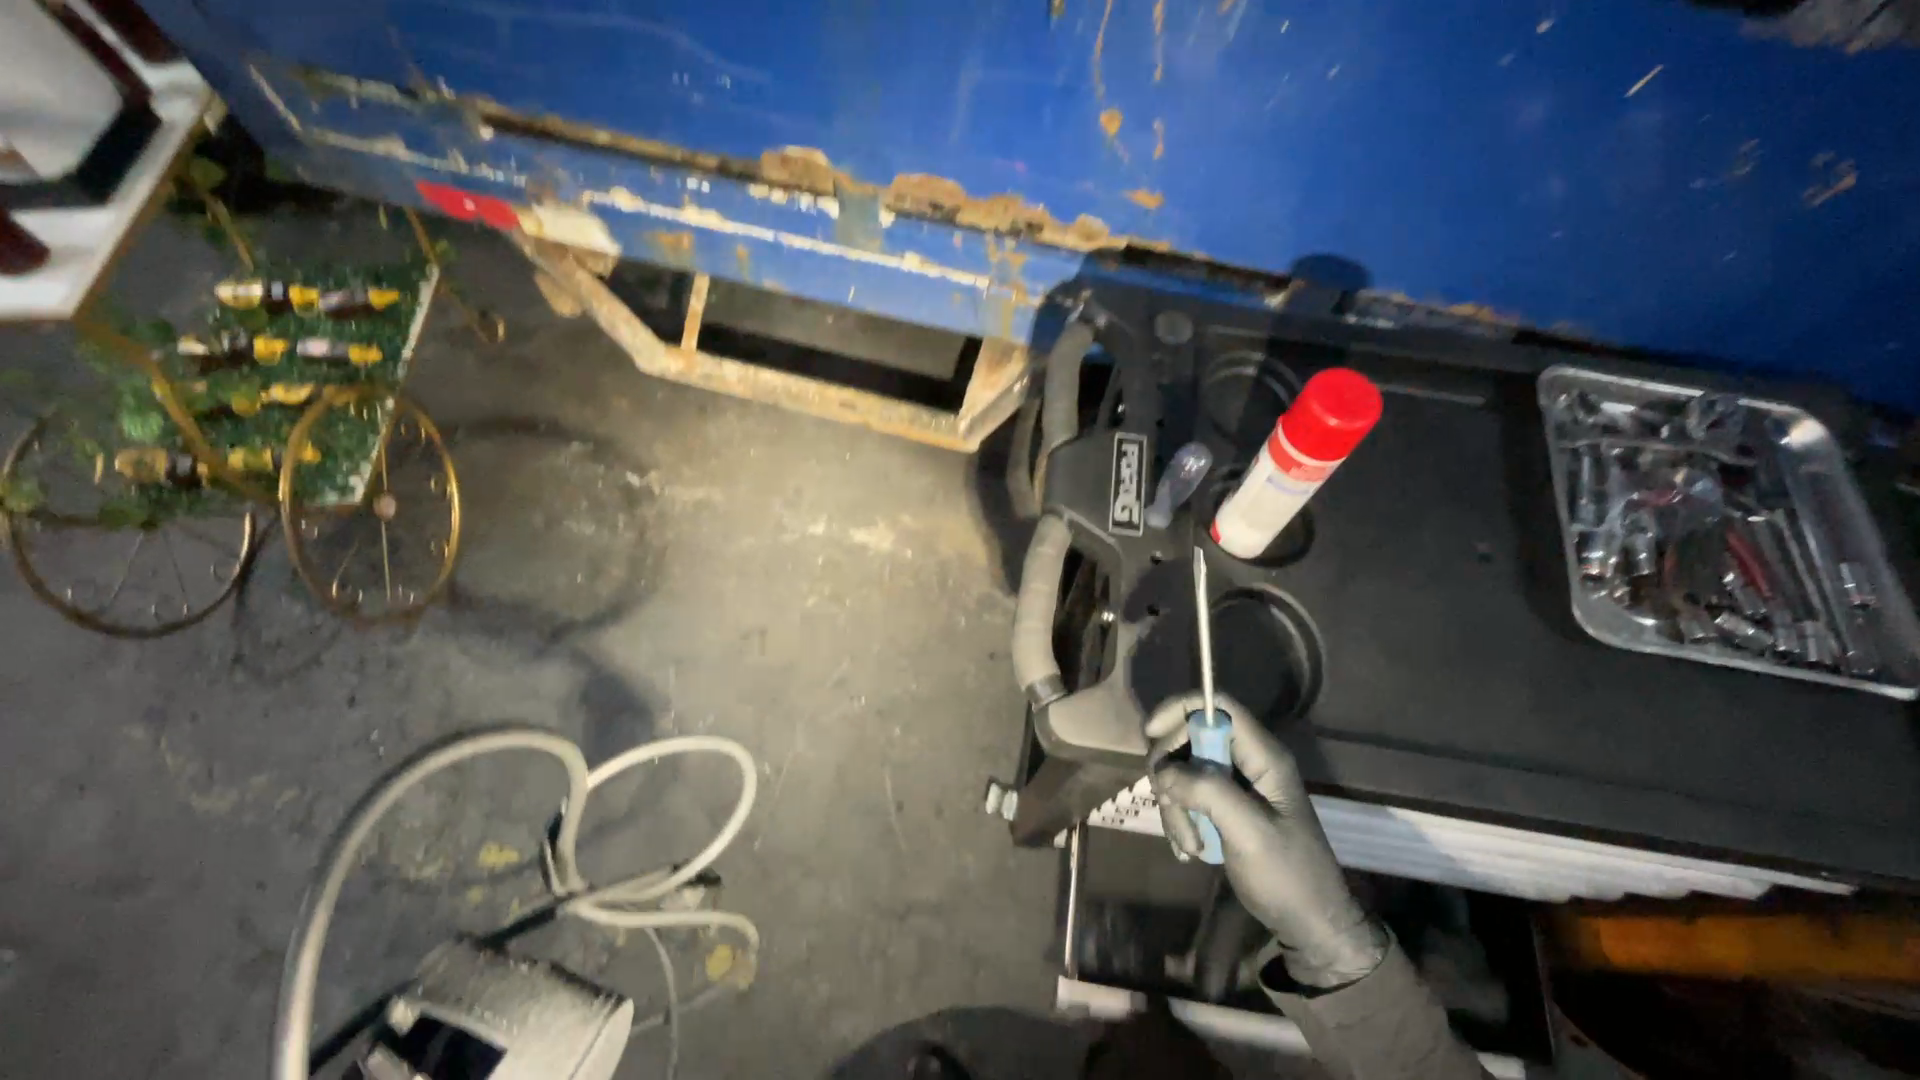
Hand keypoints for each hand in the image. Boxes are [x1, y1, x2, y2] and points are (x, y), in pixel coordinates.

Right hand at [1147, 694, 1386, 988]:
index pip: (1217, 706)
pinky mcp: (1223, 808)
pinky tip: (1188, 850)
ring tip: (1190, 844)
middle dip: (1171, 771)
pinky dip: (1179, 820)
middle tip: (1170, 805)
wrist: (1309, 923)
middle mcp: (1246, 762)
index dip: (1180, 709)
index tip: (1151, 735)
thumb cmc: (1288, 875)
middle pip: (1190, 737)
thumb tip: (1162, 771)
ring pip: (1182, 771)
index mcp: (1263, 756)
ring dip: (1175, 806)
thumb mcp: (1250, 832)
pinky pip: (1185, 798)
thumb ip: (1208, 792)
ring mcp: (1234, 785)